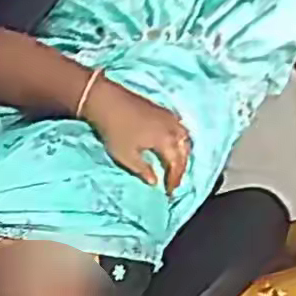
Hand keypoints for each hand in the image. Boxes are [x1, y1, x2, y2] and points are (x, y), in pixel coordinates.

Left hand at [80, 76, 190, 193]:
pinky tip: (174, 146)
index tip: (169, 193)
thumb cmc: (116, 132)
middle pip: (184, 151)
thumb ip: (143, 170)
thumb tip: (155, 183)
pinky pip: (181, 129)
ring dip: (183, 155)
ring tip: (177, 168)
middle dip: (181, 169)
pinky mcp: (164, 112)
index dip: (174, 179)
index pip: (176, 164)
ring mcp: (171, 117)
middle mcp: (174, 128)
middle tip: (175, 184)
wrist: (110, 103)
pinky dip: (181, 141)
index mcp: (166, 140)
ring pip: (185, 139)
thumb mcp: (126, 157)